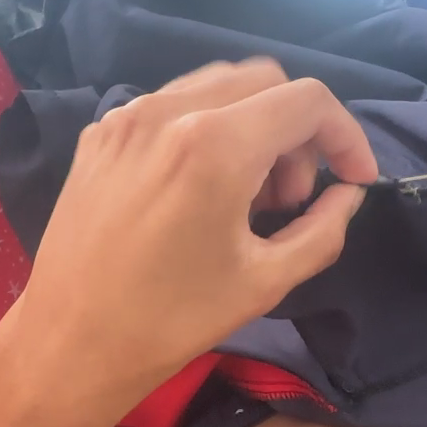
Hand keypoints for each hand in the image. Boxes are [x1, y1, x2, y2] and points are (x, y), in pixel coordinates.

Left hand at [0, 58, 378, 426]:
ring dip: (253, 129)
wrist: (71, 344)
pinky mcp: (100, 136)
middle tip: (293, 199)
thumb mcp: (264, 282)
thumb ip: (322, 230)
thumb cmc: (172, 323)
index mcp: (215, 145)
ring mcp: (126, 117)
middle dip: (298, 134)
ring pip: (216, 88)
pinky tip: (200, 192)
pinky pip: (172, 109)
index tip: (354, 180)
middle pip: (264, 82)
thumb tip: (347, 196)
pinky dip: (207, 132)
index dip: (346, 135)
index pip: (306, 101)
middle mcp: (169, 110)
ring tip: (248, 199)